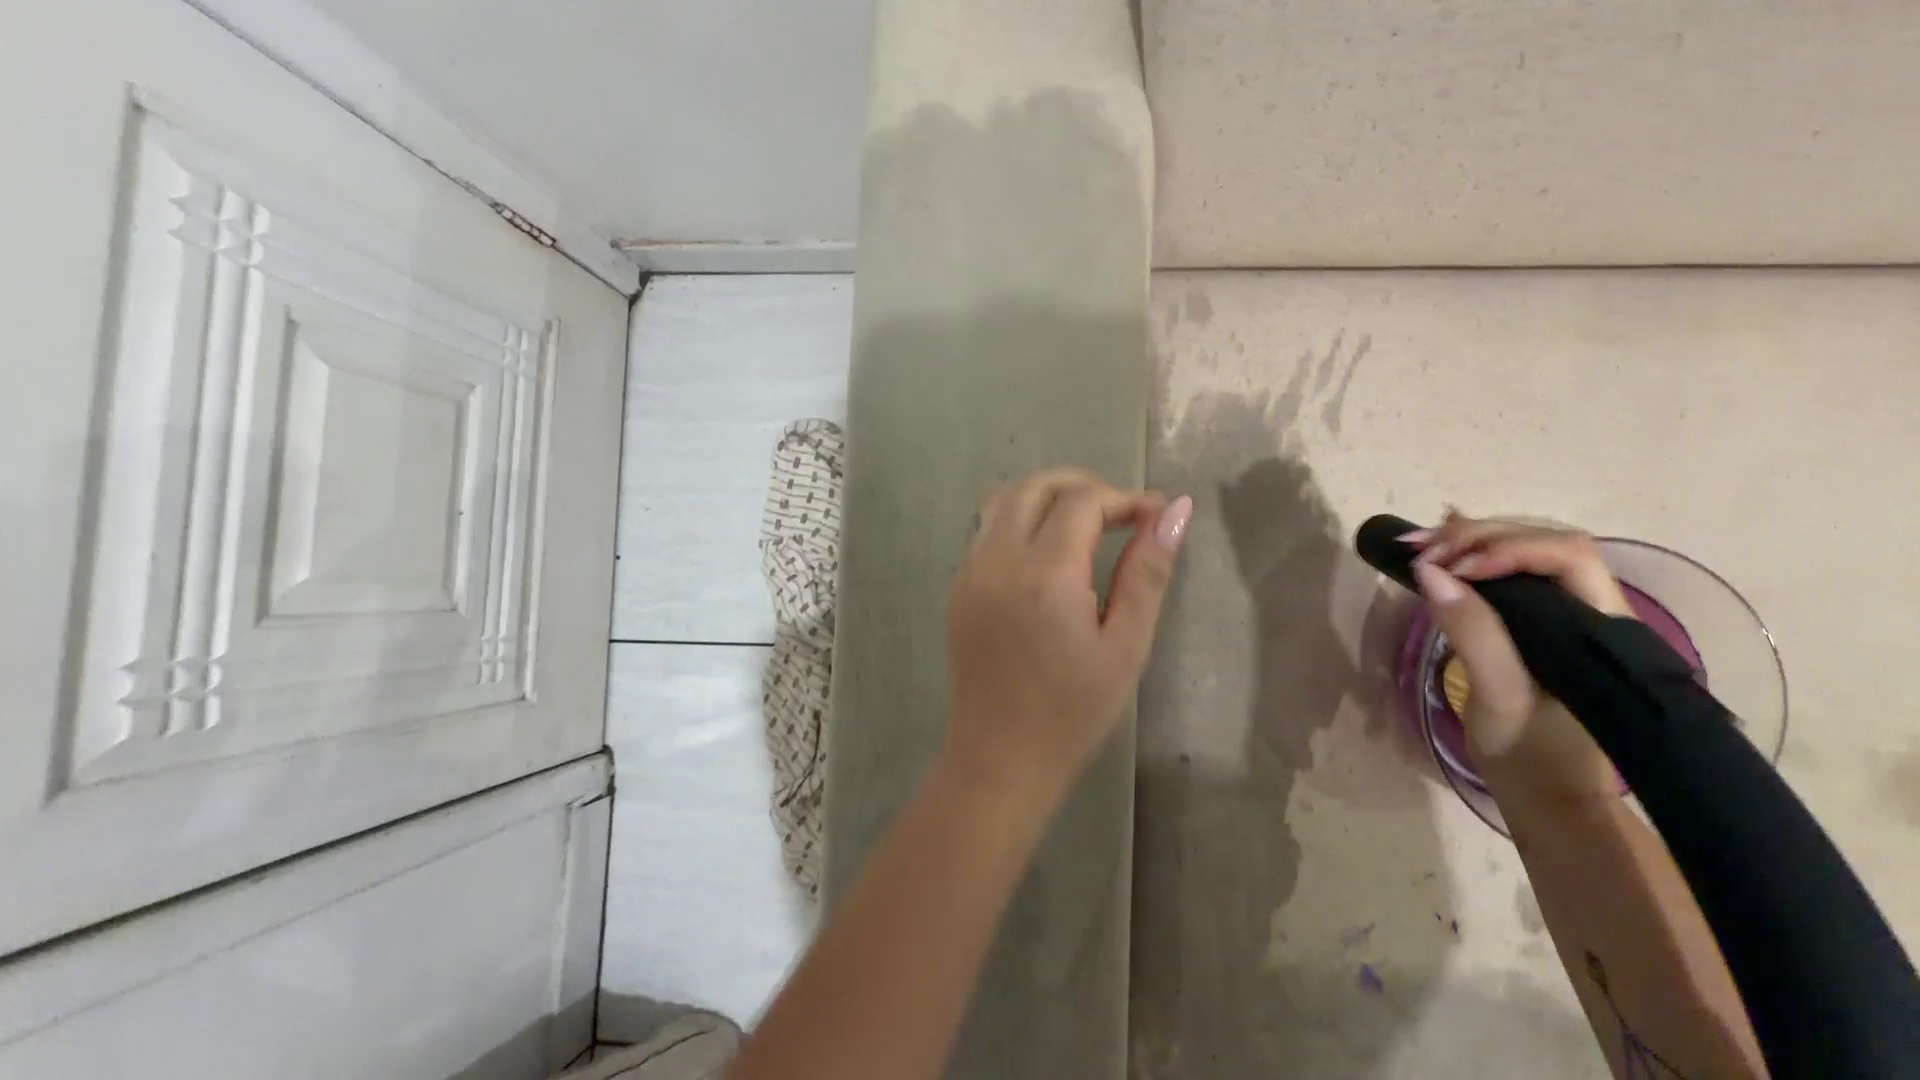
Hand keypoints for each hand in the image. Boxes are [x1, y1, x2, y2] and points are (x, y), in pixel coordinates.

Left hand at [943, 468, 1191, 802]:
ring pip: (1003, 500)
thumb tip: (1177, 512)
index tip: (1157, 516)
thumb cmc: (1072, 714)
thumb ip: (1148, 573)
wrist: (999, 762)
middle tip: (1123, 514)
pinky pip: (986, 531)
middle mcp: (997, 560)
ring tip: (1088, 527)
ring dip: (1047, 497)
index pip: (1083, 501)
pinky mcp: (957, 590)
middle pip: (1036, 485)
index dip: (1126, 498)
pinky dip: (1020, 521)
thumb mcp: (1125, 647)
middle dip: (1084, 486)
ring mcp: (968, 573)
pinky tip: (1049, 556)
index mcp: (1043, 574)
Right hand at [1404, 514, 1631, 798]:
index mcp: (1600, 624)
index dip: (1506, 548)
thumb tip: (1431, 572)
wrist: (1552, 799)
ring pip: (1524, 552)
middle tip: (1418, 551)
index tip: (1450, 568)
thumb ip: (1474, 633)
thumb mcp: (1500, 698)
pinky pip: (1509, 574)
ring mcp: (1565, 614)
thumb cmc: (1534, 755)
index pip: (1565, 556)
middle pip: (1541, 543)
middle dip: (1478, 537)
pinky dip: (1470, 559)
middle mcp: (1591, 607)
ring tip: (1417, 549)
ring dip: (1469, 543)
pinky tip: (1438, 557)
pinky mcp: (1539, 624)